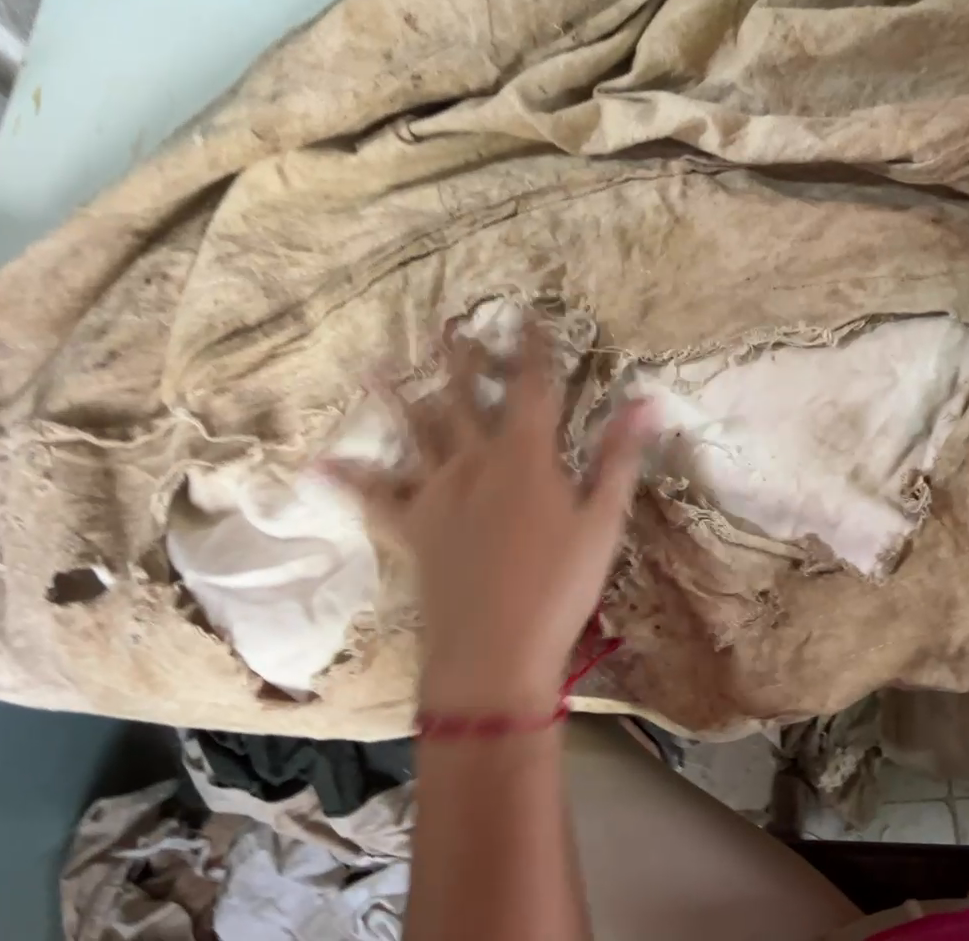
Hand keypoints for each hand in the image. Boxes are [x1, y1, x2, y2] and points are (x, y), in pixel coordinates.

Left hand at [326, 318, 653, 715]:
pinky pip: (375, 498)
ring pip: (416, 434)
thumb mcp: (602, 521)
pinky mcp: (412, 529)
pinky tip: (320, 464)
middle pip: (466, 399)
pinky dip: (349, 480)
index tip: (526, 315)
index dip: (531, 348)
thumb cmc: (560, 587)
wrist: (494, 653)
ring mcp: (437, 494)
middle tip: (451, 327)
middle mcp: (475, 462)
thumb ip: (619, 456)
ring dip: (398, 399)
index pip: (532, 387)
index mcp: (525, 457)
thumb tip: (648, 399)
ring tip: (375, 366)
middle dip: (463, 361)